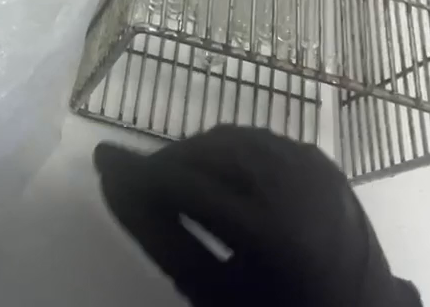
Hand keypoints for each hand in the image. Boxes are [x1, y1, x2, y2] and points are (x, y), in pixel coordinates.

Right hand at [93, 126, 419, 306]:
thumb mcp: (211, 292)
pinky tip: (225, 180)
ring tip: (183, 184)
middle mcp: (295, 182)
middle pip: (210, 151)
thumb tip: (109, 173)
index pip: (186, 183)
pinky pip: (263, 141)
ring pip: (233, 138)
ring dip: (200, 155)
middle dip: (171, 164)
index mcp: (271, 229)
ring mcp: (314, 166)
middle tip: (147, 186)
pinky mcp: (323, 159)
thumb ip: (157, 232)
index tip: (106, 168)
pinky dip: (234, 154)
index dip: (141, 174)